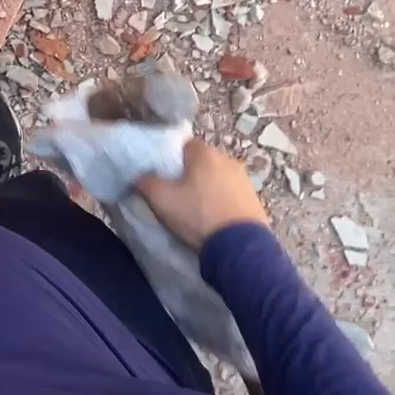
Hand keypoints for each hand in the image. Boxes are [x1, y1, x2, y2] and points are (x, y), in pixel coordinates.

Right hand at [136, 138, 269, 249]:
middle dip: (189, 173)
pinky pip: (231, 195)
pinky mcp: (256, 201)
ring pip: (217, 178)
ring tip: (196, 208)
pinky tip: (214, 218)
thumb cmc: (198, 215)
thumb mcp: (161, 198)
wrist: (241, 250)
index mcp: (204, 152)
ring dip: (207, 188)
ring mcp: (245, 181)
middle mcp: (228, 160)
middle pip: (201, 161)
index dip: (169, 157)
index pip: (182, 144)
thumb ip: (145, 181)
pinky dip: (222, 202)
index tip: (162, 173)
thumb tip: (139, 176)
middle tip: (176, 191)